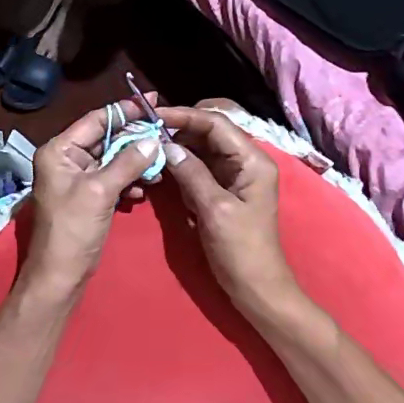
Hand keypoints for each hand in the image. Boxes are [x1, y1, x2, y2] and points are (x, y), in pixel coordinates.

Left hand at [23, 97, 161, 290]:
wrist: (61, 275)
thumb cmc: (73, 230)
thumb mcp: (100, 192)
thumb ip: (127, 162)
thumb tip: (153, 140)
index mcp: (59, 151)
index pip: (95, 120)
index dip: (124, 110)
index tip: (152, 101)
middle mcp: (66, 160)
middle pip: (106, 138)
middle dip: (135, 138)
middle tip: (165, 134)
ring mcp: (77, 179)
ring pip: (113, 159)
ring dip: (136, 161)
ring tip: (159, 165)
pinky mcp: (88, 197)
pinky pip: (113, 179)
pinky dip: (129, 181)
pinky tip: (145, 188)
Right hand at [156, 105, 298, 305]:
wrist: (256, 287)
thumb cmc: (241, 249)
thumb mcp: (214, 209)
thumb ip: (192, 174)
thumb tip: (167, 145)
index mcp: (252, 161)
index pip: (216, 123)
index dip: (184, 115)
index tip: (152, 115)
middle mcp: (245, 161)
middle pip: (210, 130)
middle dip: (180, 127)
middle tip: (147, 129)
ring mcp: (234, 176)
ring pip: (203, 147)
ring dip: (178, 144)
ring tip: (149, 144)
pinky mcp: (223, 190)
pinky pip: (200, 167)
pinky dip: (182, 163)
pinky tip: (162, 164)